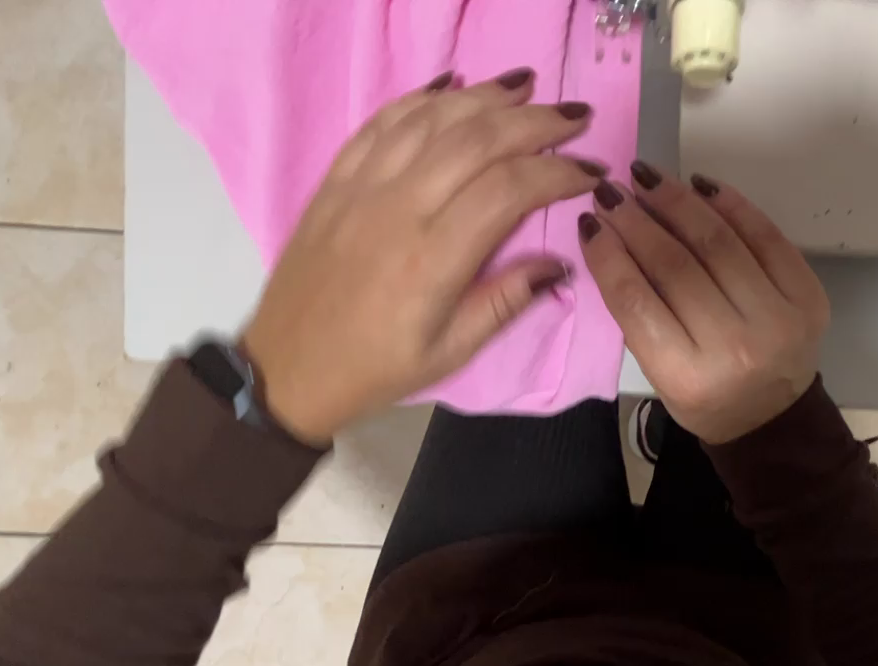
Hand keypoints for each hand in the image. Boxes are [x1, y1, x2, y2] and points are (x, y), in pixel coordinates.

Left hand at [241, 69, 601, 443]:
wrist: (289, 366)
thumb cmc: (377, 369)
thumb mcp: (449, 353)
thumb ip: (504, 303)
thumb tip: (557, 263)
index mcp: (433, 260)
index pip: (507, 191)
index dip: (555, 173)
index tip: (589, 172)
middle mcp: (398, 208)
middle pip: (477, 141)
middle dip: (534, 123)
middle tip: (575, 116)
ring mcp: (362, 186)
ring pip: (433, 119)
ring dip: (486, 96)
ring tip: (527, 87)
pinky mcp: (337, 179)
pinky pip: (385, 120)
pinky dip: (424, 96)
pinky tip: (454, 84)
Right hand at [578, 165, 828, 443]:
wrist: (773, 419)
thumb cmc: (705, 399)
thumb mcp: (661, 376)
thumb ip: (641, 318)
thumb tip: (615, 239)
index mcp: (688, 378)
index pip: (638, 303)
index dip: (609, 257)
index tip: (590, 222)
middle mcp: (734, 348)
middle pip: (676, 267)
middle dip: (637, 221)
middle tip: (612, 192)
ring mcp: (777, 320)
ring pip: (719, 243)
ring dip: (677, 202)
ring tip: (648, 178)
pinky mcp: (807, 297)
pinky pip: (765, 236)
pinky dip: (730, 204)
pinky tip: (698, 186)